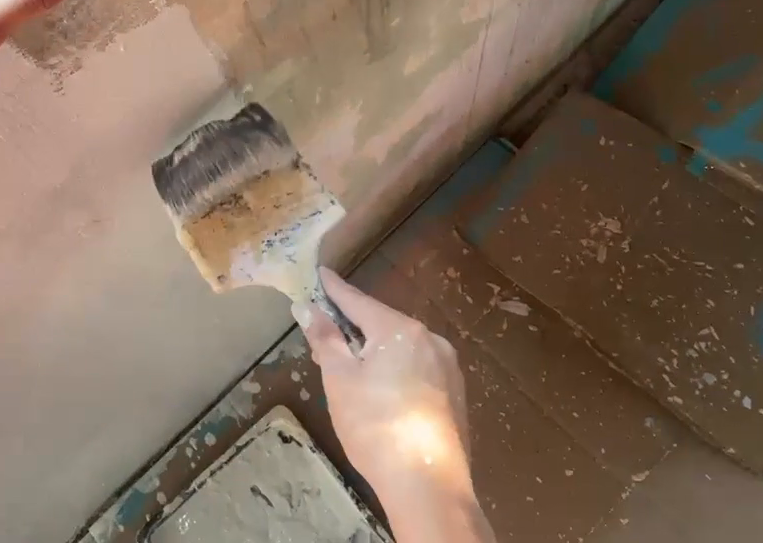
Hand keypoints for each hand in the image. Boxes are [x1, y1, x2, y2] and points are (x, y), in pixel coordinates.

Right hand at [305, 269, 492, 541]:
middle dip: (351, 328)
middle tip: (322, 337)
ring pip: (400, 347)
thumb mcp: (339, 378)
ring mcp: (448, 369)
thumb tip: (307, 307)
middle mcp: (430, 341)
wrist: (429, 489)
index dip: (334, 288)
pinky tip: (379, 391)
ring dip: (372, 351)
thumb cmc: (375, 425)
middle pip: (380, 324)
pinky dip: (393, 369)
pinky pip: (416, 368)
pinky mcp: (455, 397)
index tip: (320, 272)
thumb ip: (324, 338)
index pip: (357, 300)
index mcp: (400, 330)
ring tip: (347, 368)